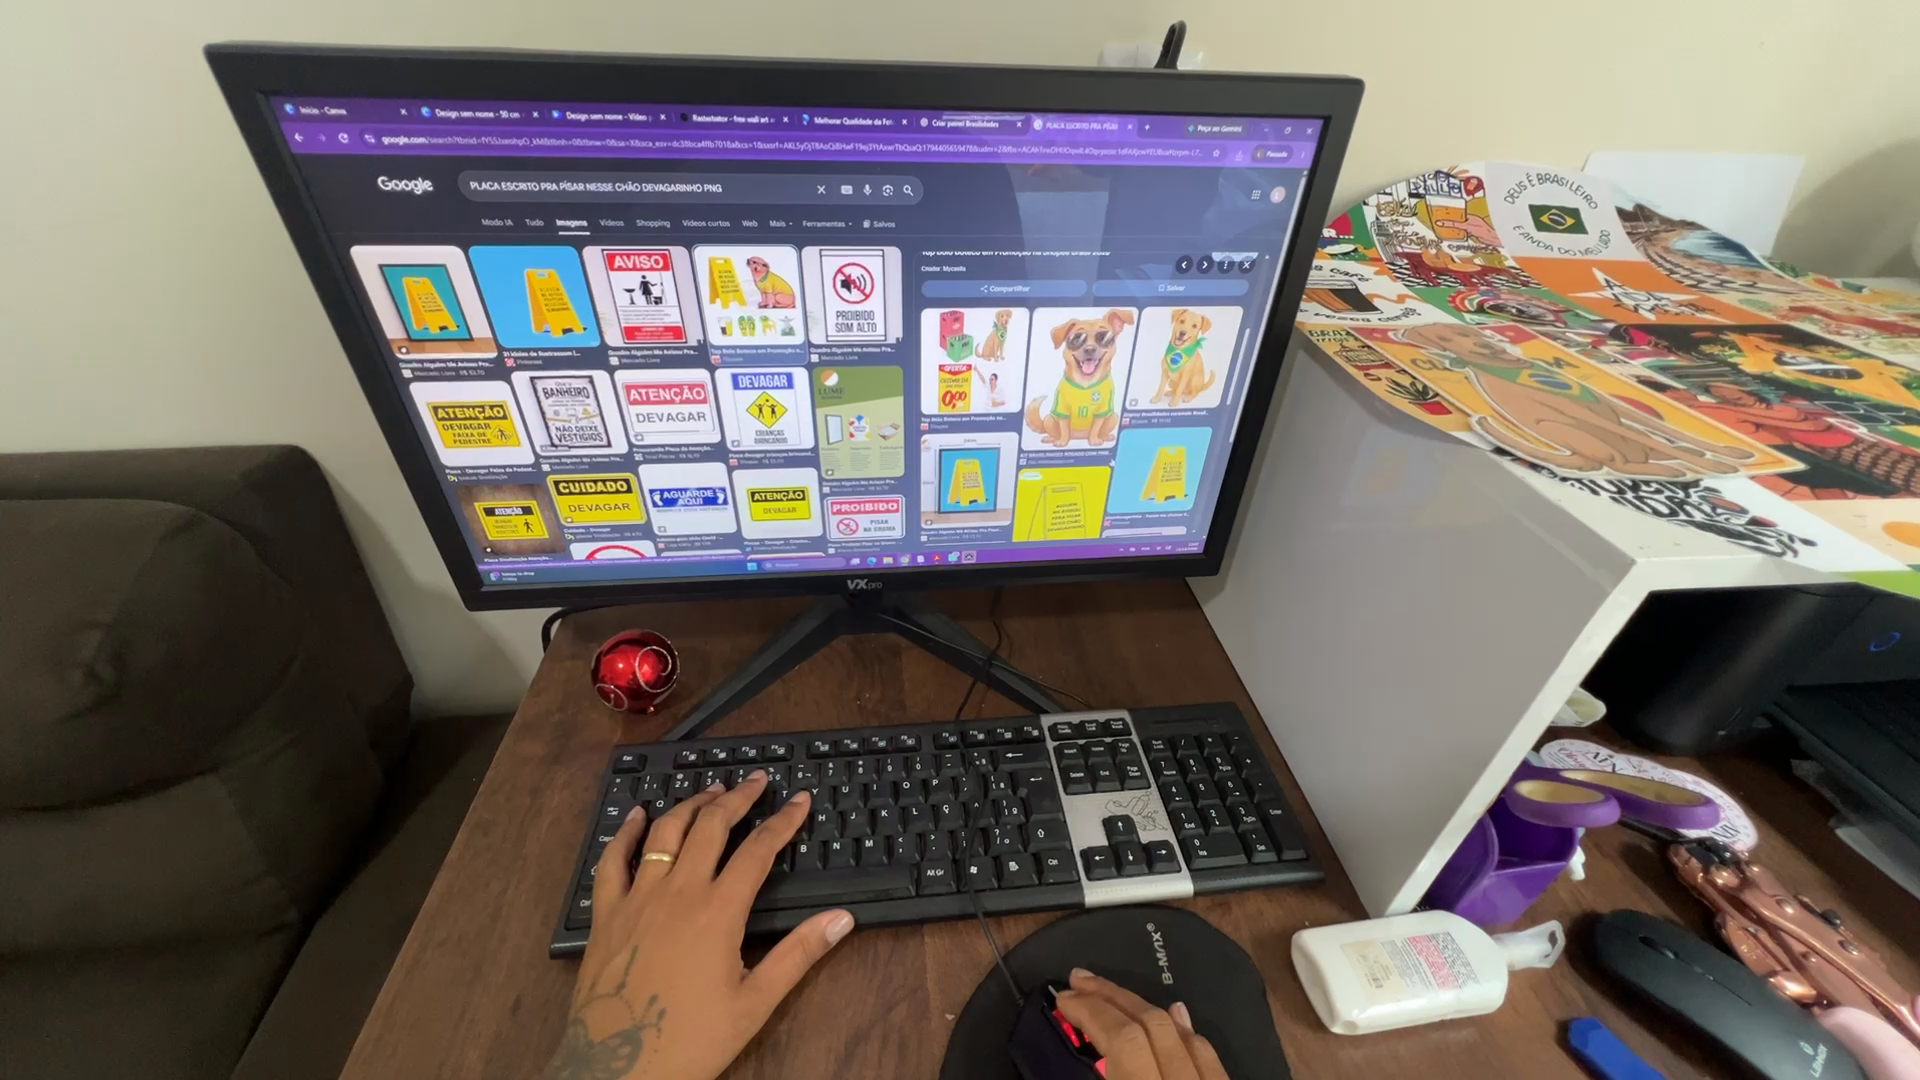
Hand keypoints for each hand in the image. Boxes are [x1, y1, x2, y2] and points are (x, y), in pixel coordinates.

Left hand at [544, 773, 854, 1079]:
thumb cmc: (689, 1041)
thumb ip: (799, 954)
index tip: (800, 799)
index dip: (784, 820)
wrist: (613, 1077)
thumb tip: (843, 918)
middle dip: (739, 797)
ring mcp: (638, 899)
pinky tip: (638, 815)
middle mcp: (679, 892)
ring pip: (666, 832)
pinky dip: (626, 832)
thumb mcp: (755, 1003)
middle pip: (712, 825)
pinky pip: (613, 861)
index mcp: (718, 910)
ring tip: (712, 791)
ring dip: (692, 804)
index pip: (759, 849)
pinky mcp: (606, 915)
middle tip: (757, 781)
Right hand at [1054, 968, 1227, 1079]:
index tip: (1064, 999)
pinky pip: (1211, 1059)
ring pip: (1182, 1034)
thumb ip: (1102, 1074)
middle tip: (1079, 982)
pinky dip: (1187, 1032)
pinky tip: (1176, 1016)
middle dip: (1110, 996)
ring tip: (1111, 993)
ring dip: (1142, 1007)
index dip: (1089, 1011)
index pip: (1122, 1039)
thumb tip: (1086, 1044)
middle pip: (1151, 1025)